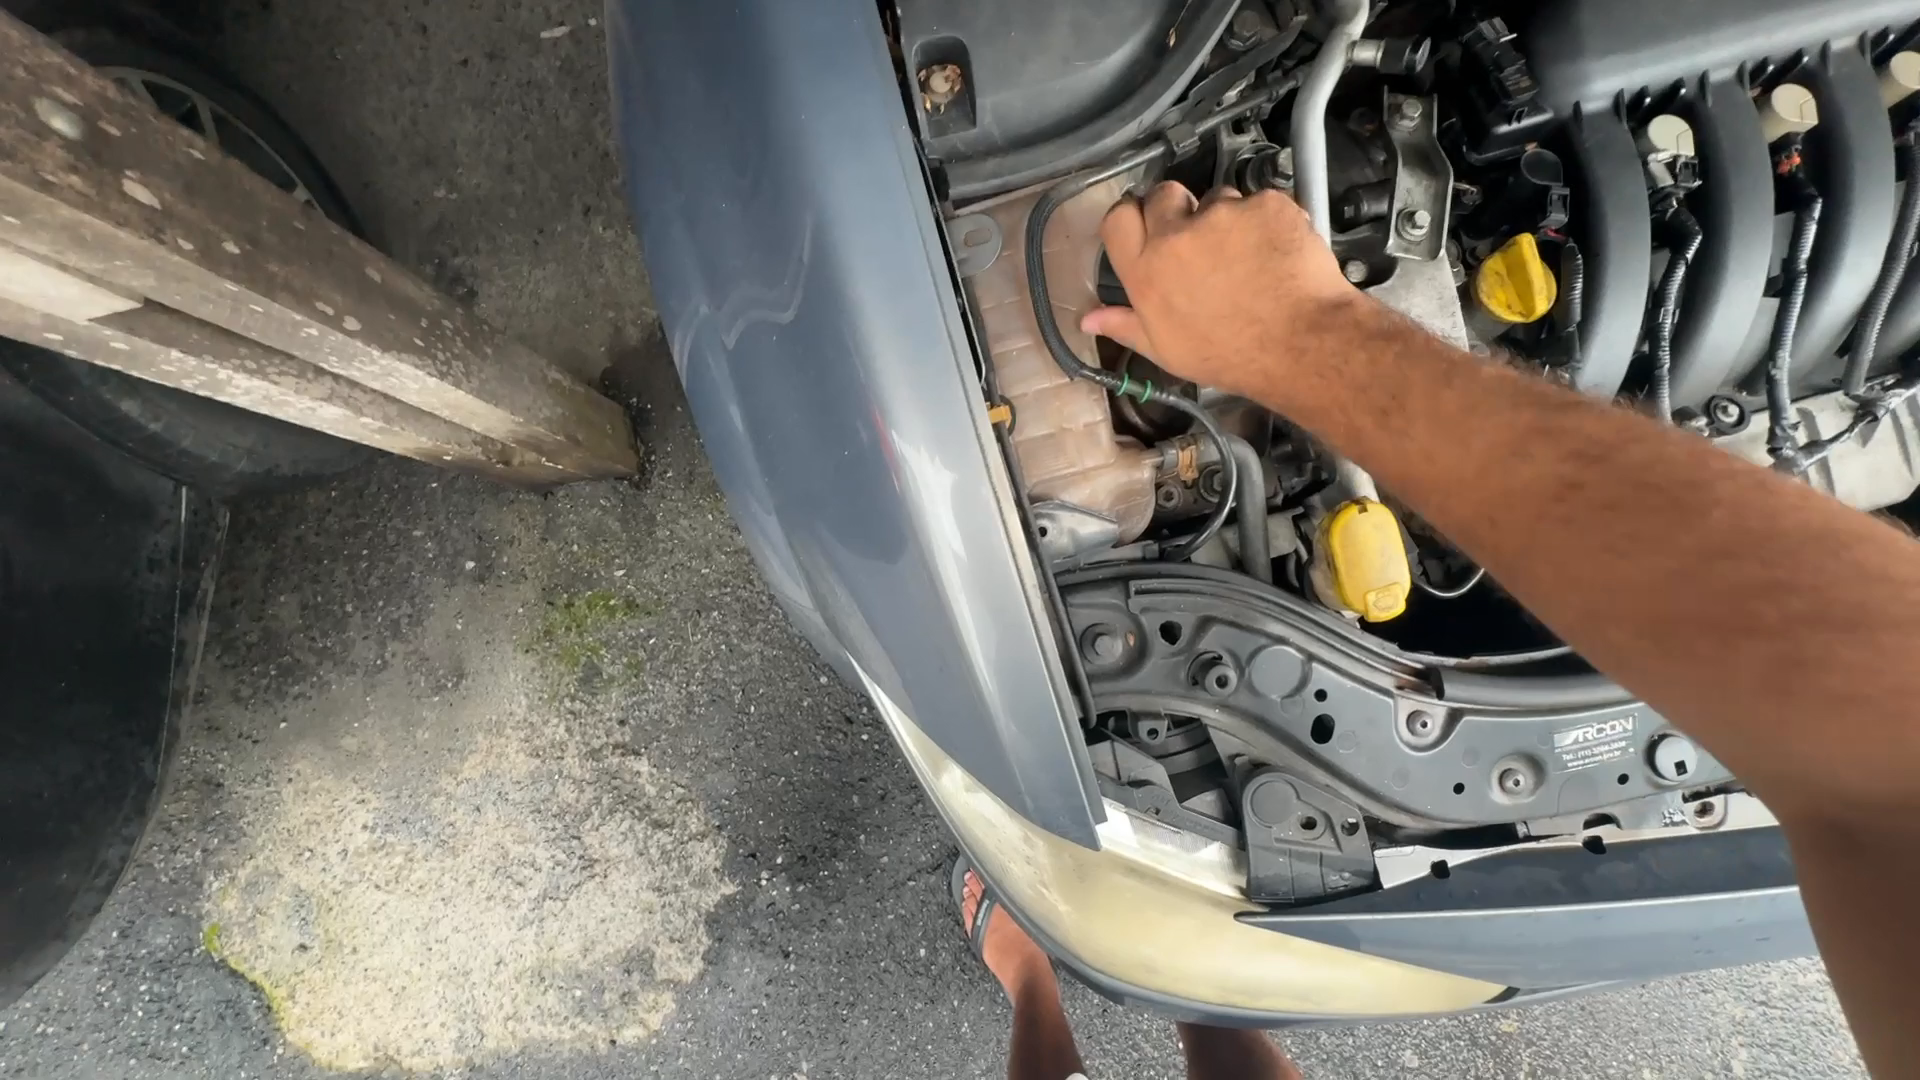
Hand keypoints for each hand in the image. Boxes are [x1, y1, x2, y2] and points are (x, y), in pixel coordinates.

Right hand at [1080, 181, 1367, 398]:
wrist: (1297, 343)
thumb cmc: (1227, 354)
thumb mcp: (1164, 350)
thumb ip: (1124, 325)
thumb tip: (1088, 320)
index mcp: (1146, 272)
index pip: (1118, 218)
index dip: (1130, 219)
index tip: (1143, 229)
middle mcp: (1176, 236)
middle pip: (1162, 195)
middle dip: (1175, 211)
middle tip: (1195, 241)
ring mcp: (1223, 215)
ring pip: (1215, 198)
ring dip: (1223, 219)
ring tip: (1242, 256)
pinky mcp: (1265, 204)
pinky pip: (1257, 202)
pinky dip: (1263, 221)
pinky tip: (1272, 252)